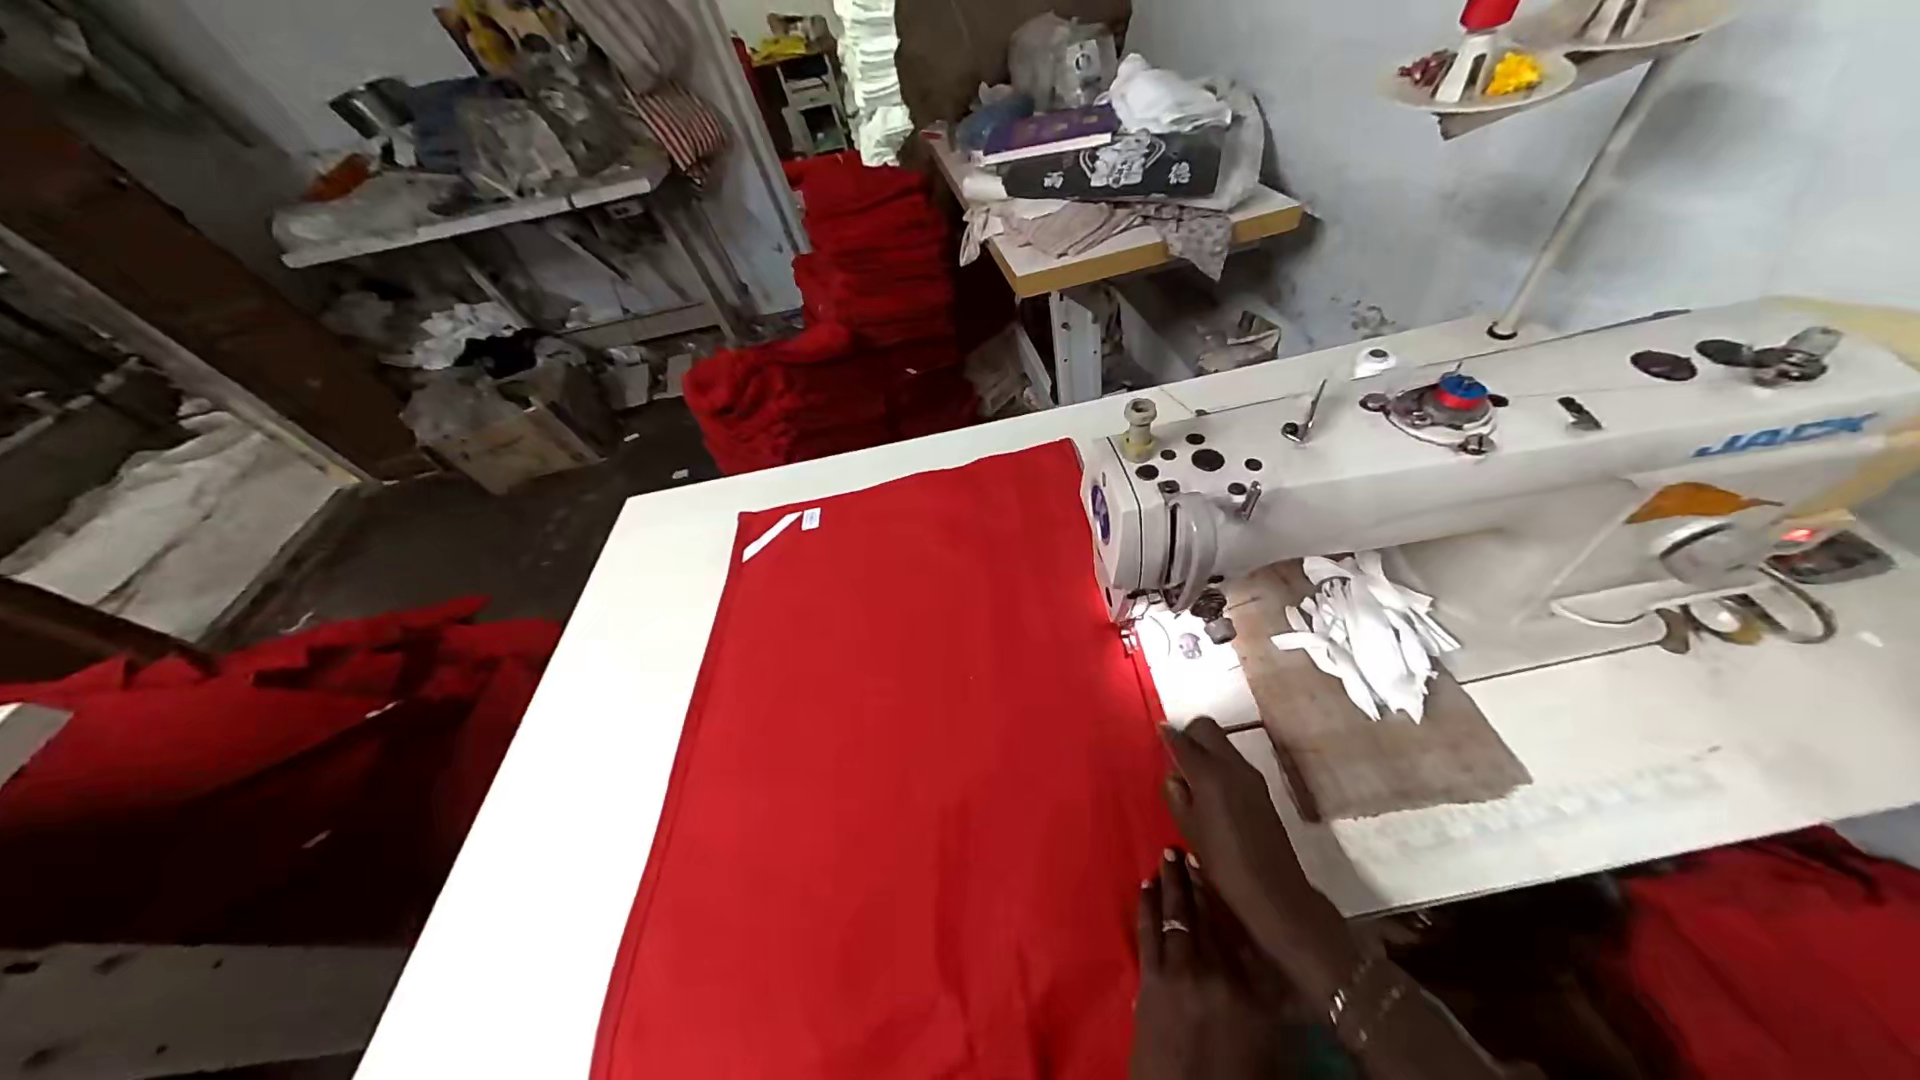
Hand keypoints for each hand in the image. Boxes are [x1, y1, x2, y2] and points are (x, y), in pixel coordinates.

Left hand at [1130, 848, 1291, 1079]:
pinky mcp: (1153, 980)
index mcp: (1258, 991)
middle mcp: (1221, 973)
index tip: (1227, 866)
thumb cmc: (1237, 1078)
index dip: (1234, 895)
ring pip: (1178, 915)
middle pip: (1210, 915)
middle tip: (1191, 848)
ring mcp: (1184, 973)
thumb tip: (1277, 961)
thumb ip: (1275, 998)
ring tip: (1168, 854)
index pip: (1246, 930)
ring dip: (1172, 883)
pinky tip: (1146, 885)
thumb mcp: (1273, 1042)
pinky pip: (1150, 930)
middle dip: (1200, 880)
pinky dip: (1148, 904)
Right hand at [1159, 717, 1358, 997]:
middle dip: (1188, 734)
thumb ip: (1176, 792)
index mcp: (1209, 774)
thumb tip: (1175, 773)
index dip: (1167, 735)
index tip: (1158, 733)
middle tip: (1175, 758)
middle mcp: (1232, 765)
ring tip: (1191, 777)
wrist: (1272, 889)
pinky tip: (1210, 790)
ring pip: (1221, 742)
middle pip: (1206, 728)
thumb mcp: (1187, 827)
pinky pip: (1232, 759)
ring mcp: (1250, 774)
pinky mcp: (1260, 786)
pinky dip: (1217, 762)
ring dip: (1204, 748)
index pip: (1182, 741)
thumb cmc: (1222, 862)